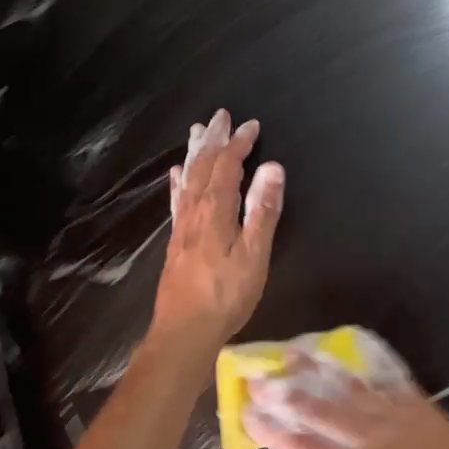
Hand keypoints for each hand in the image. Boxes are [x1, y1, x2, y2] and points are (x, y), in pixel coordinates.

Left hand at [148, 109, 284, 351]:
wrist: (183, 332)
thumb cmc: (225, 295)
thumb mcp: (254, 255)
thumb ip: (263, 210)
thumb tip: (273, 167)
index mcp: (216, 210)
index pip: (227, 166)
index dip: (239, 144)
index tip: (251, 125)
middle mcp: (195, 210)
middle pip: (203, 165)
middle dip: (214, 139)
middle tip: (220, 115)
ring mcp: (182, 225)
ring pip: (188, 177)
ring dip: (196, 152)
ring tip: (198, 131)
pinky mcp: (176, 240)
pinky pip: (177, 199)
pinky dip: (179, 181)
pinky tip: (176, 173)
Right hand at [245, 355, 448, 448]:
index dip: (274, 430)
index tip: (248, 411)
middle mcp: (378, 442)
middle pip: (322, 411)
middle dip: (286, 393)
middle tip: (256, 375)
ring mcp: (404, 421)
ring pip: (351, 389)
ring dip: (318, 372)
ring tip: (291, 353)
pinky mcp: (426, 411)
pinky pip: (389, 383)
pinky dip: (365, 369)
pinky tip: (349, 355)